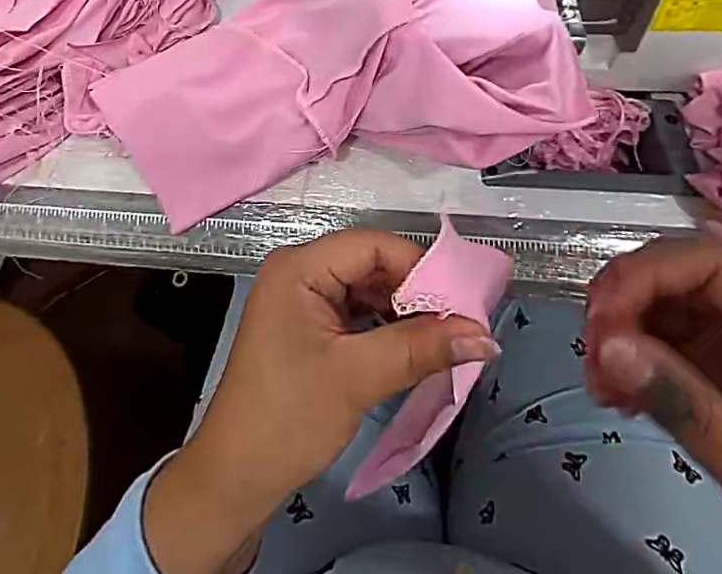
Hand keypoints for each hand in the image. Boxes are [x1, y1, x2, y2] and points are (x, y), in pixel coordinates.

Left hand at [145, 230, 497, 573]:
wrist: (236, 476)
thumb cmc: (288, 418)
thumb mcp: (358, 377)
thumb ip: (422, 348)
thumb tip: (485, 335)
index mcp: (299, 266)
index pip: (372, 245)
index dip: (420, 267)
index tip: (462, 302)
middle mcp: (299, 270)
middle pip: (371, 263)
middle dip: (416, 291)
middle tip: (460, 322)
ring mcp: (302, 297)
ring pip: (367, 287)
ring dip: (404, 310)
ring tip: (443, 337)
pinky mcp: (309, 323)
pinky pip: (356, 309)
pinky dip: (386, 325)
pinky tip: (413, 345)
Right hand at [584, 237, 721, 573]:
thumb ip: (687, 406)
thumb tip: (606, 342)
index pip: (711, 264)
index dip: (646, 273)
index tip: (599, 317)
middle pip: (683, 279)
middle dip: (626, 304)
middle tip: (592, 353)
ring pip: (670, 312)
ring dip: (624, 335)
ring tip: (600, 385)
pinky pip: (672, 350)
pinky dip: (636, 364)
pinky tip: (617, 396)